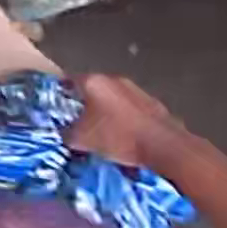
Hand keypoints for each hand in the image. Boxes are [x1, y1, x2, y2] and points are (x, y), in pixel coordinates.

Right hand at [68, 75, 193, 170]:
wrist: (167, 148)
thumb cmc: (118, 137)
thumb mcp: (83, 140)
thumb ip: (67, 134)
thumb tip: (63, 134)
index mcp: (92, 81)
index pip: (68, 81)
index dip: (61, 94)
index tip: (59, 107)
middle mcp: (113, 79)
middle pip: (92, 88)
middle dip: (85, 104)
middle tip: (80, 121)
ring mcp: (136, 90)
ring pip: (114, 98)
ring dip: (108, 111)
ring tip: (105, 131)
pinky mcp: (155, 104)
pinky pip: (132, 109)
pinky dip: (127, 119)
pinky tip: (127, 137)